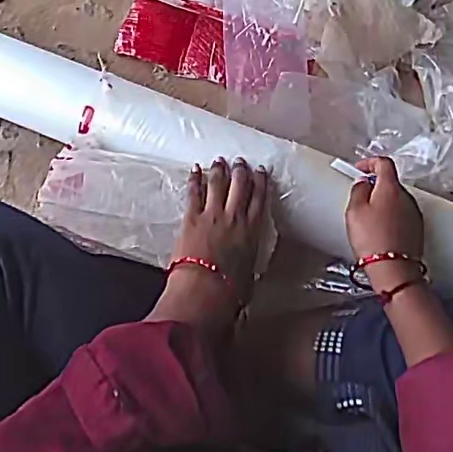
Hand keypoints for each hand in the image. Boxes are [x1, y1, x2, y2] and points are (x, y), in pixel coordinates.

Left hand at [147, 158, 271, 331]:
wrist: (204, 289)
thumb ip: (248, 263)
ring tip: (220, 160)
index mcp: (252, 231)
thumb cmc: (229, 291)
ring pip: (218, 184)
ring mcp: (212, 214)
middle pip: (240, 186)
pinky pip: (194, 192)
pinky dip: (195, 179)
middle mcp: (234, 217)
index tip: (260, 172)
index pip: (260, 199)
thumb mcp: (248, 275)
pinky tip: (196, 169)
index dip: (261, 182)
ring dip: (220, 170)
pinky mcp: (191, 217)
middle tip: (240, 162)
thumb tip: (247, 270)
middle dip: (241, 171)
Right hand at [345, 157, 424, 290]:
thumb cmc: (372, 239)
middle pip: (391, 182)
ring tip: (368, 217)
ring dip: (383, 201)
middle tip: (360, 196)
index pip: (384, 163)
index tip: (360, 168)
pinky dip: (390, 214)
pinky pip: (402, 213)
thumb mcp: (354, 211)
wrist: (393, 269)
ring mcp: (414, 213)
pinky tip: (379, 229)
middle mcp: (406, 197)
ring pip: (396, 198)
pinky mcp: (417, 228)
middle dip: (375, 185)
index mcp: (390, 188)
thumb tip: (363, 182)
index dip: (370, 162)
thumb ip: (358, 190)